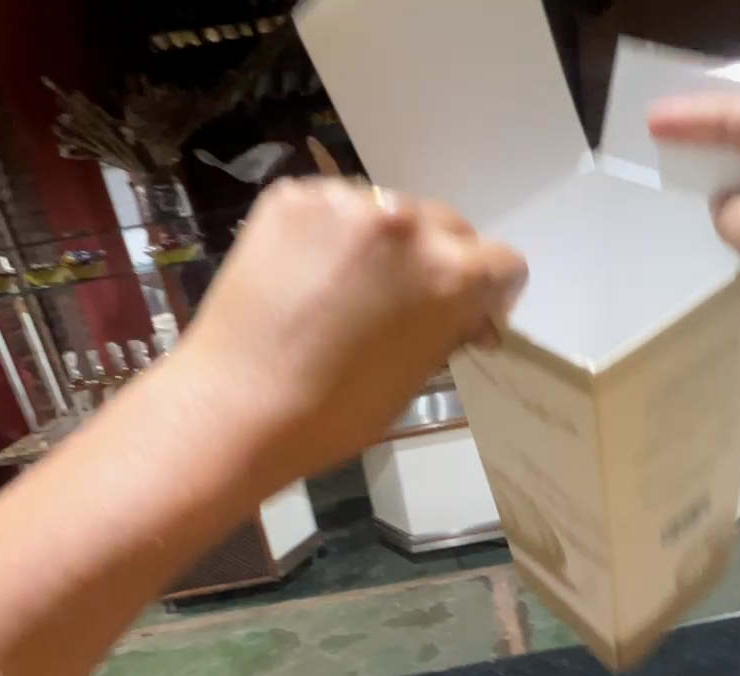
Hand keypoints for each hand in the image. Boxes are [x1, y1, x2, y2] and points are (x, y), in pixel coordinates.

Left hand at [172, 178, 525, 480]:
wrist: (235, 407)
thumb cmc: (333, 415)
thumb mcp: (413, 379)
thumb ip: (447, 330)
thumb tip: (463, 315)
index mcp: (449, 274)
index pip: (504, 263)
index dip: (491, 294)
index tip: (468, 315)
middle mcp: (406, 222)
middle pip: (451, 228)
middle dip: (439, 265)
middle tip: (405, 305)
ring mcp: (345, 202)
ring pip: (392, 213)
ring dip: (386, 245)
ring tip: (347, 290)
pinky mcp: (293, 197)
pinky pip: (336, 208)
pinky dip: (334, 236)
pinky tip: (309, 275)